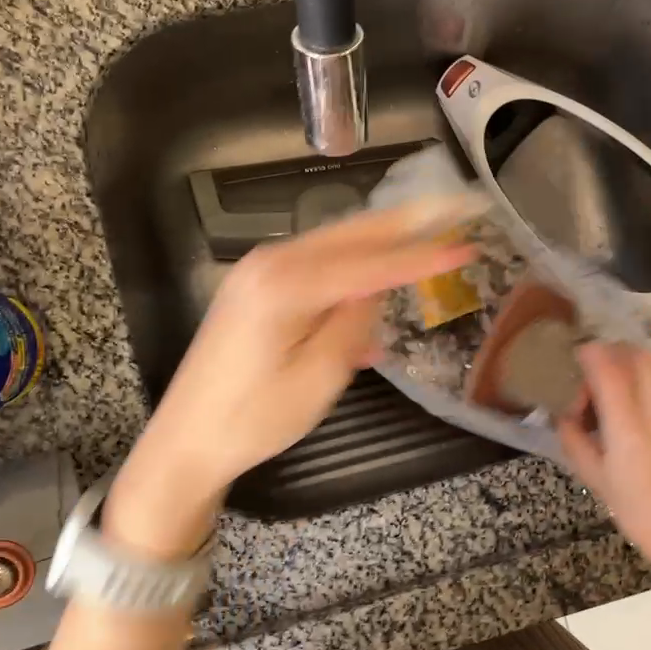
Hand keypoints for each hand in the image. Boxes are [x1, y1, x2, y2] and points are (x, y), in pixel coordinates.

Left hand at [105, 198, 481, 553]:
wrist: (187, 440)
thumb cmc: (252, 421)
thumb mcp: (316, 381)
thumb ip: (352, 326)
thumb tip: (375, 292)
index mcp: (285, 285)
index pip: (369, 263)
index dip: (420, 256)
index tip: (464, 246)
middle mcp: (269, 262)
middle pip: (351, 234)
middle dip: (405, 223)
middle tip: (454, 209)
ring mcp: (257, 271)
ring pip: (334, 244)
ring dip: (380, 242)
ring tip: (428, 232)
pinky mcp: (253, 287)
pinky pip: (315, 264)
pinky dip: (350, 265)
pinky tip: (376, 279)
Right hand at [557, 342, 650, 585]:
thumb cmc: (643, 519)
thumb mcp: (598, 485)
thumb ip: (576, 442)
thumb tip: (564, 415)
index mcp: (630, 434)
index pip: (609, 370)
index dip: (591, 353)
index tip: (581, 355)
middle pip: (641, 357)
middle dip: (617, 353)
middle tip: (603, 369)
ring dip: (639, 384)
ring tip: (630, 413)